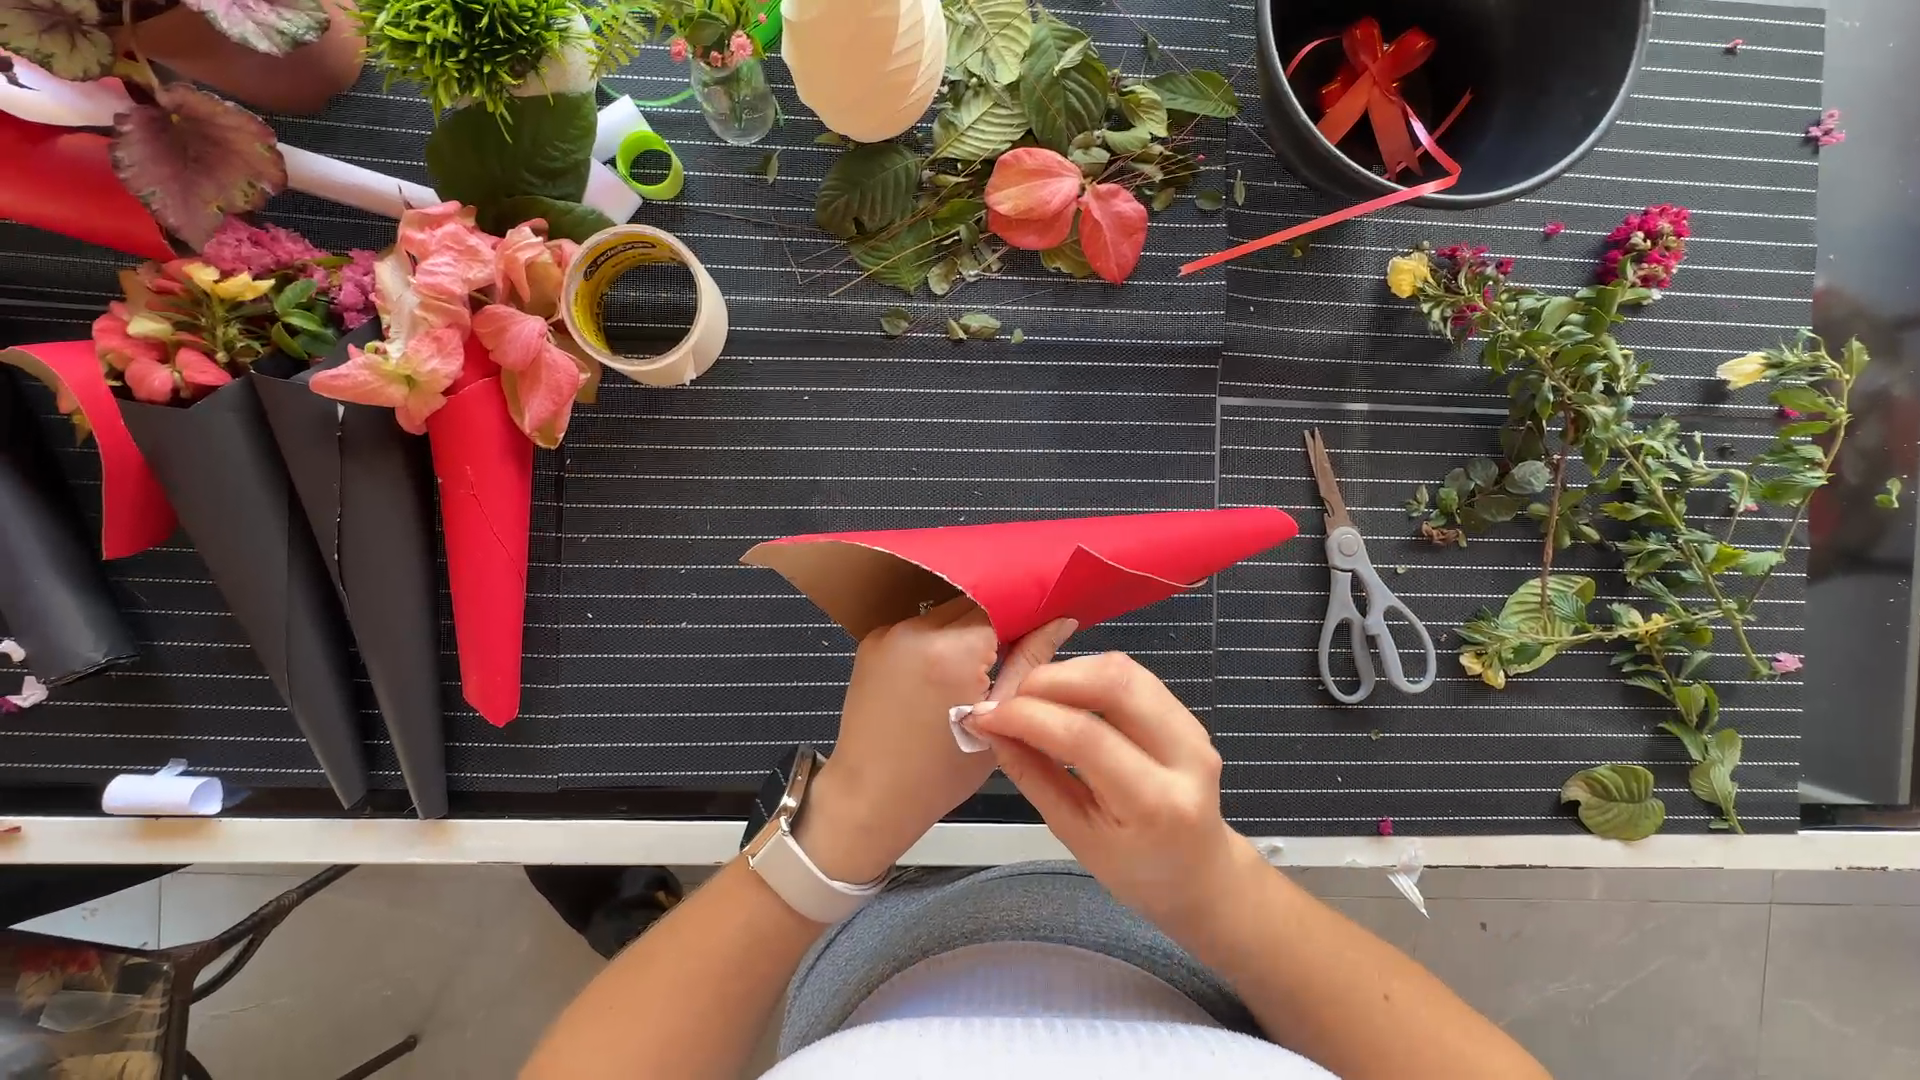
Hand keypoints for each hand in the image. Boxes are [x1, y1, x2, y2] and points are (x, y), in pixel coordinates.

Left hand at [796, 598, 1075, 884]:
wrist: (870, 795)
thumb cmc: (940, 773)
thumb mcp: (998, 720)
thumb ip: (1030, 662)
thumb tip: (1061, 621)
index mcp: (951, 650)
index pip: (1003, 605)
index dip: (1024, 615)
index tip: (1039, 632)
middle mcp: (916, 629)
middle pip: (972, 603)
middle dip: (994, 624)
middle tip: (1009, 657)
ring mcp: (889, 632)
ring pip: (944, 612)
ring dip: (964, 631)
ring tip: (973, 669)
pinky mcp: (872, 642)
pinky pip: (917, 626)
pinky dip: (935, 640)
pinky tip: (940, 674)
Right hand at [965, 652, 1254, 930]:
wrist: (1200, 873)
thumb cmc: (1136, 870)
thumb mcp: (1075, 836)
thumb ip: (1034, 777)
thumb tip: (992, 730)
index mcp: (1156, 804)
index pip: (1085, 737)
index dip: (1028, 716)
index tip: (986, 715)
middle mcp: (1185, 756)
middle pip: (1114, 683)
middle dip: (1050, 679)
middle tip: (1011, 699)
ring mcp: (1192, 728)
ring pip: (1124, 669)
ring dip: (1068, 672)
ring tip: (1033, 697)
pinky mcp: (1186, 713)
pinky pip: (1133, 675)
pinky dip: (1089, 675)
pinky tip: (1064, 696)